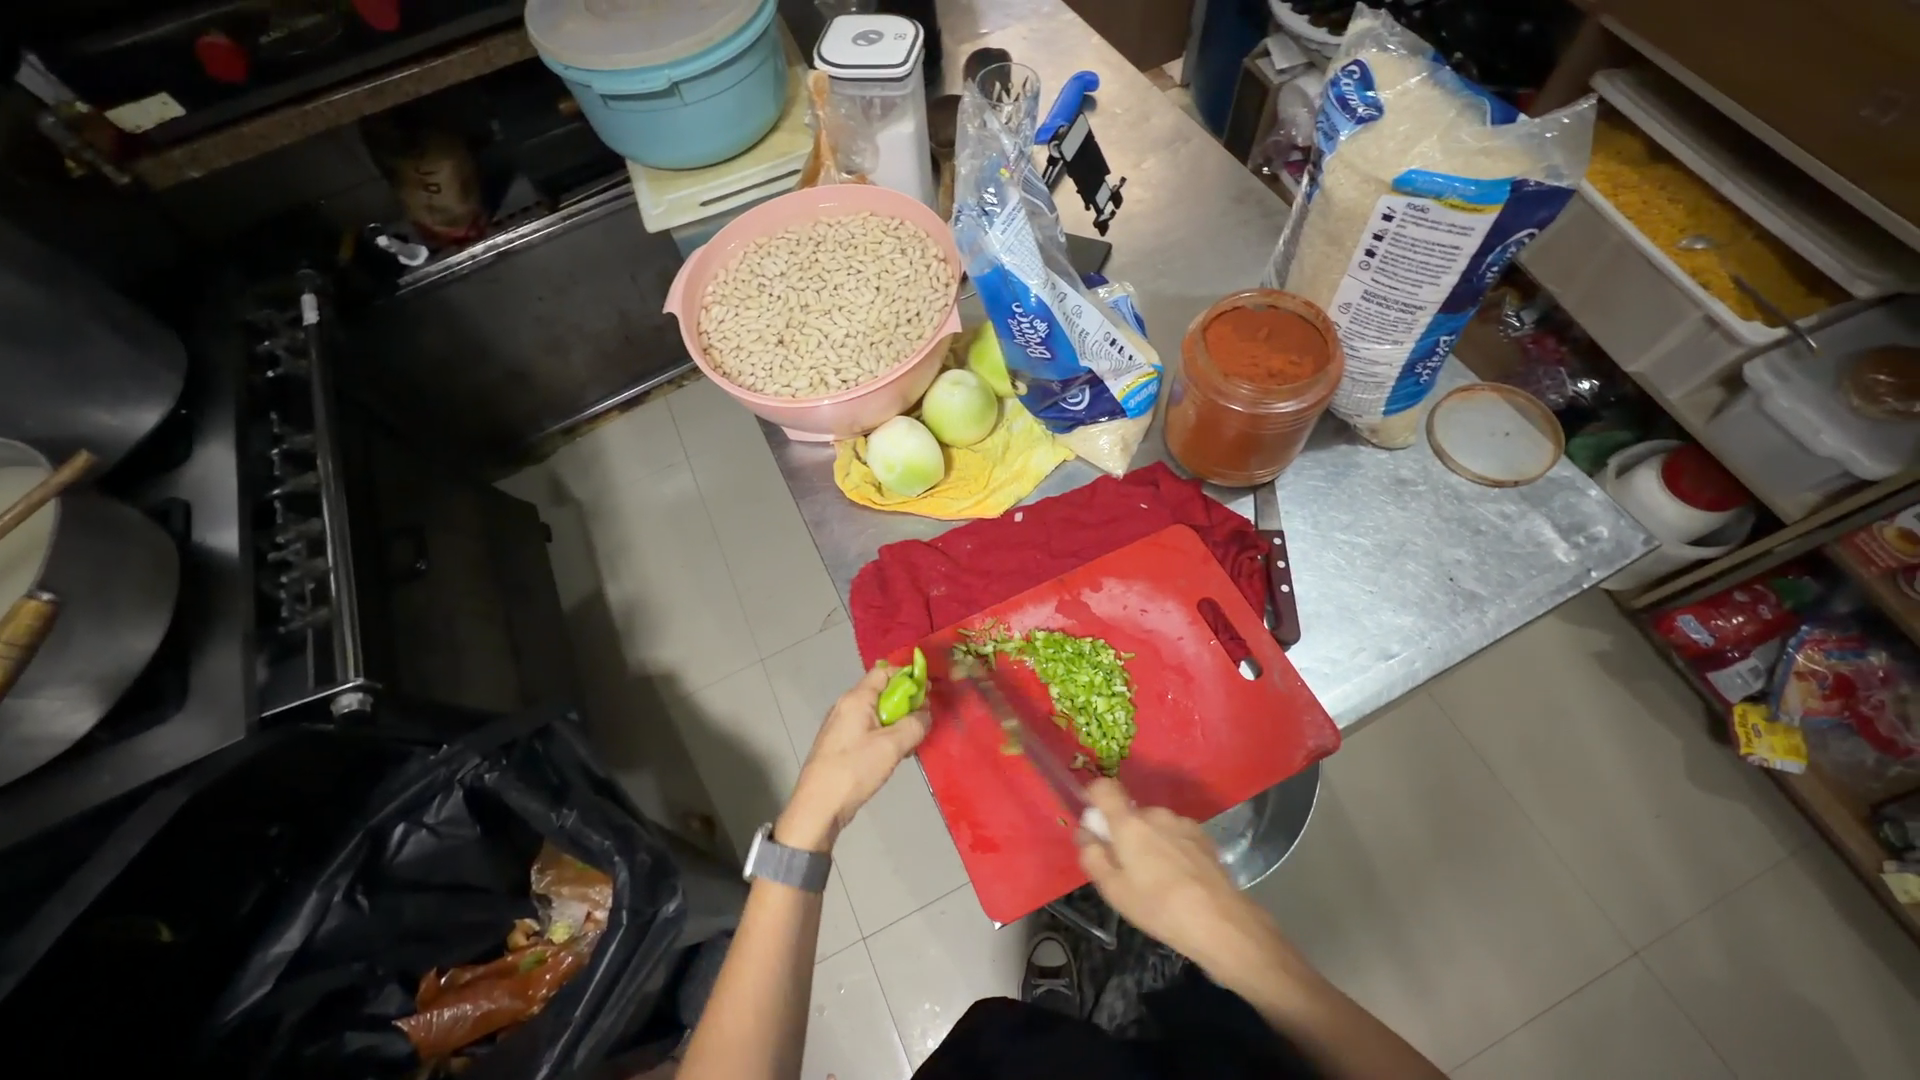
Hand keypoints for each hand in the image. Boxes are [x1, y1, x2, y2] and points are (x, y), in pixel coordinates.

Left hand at [777, 663, 928, 851]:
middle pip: (881, 692)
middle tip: (924, 721)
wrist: (818, 807)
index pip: (883, 671)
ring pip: (876, 713)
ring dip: (897, 723)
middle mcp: (845, 706)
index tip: (927, 691)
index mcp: (856, 699)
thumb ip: (914, 725)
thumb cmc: (854, 770)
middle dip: (905, 703)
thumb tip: (925, 714)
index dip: (907, 676)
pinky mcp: (840, 745)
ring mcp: (840, 726)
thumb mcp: (892, 746)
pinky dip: (884, 736)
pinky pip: (868, 730)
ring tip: (912, 742)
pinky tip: (895, 755)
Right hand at [1078, 778, 1285, 978]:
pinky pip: (1176, 835)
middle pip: (1131, 814)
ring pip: (1155, 826)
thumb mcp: (1113, 890)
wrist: (1218, 920)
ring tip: (1158, 878)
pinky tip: (1180, 878)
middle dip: (1124, 834)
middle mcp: (1156, 814)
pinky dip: (1172, 848)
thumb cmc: (1157, 906)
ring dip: (1150, 842)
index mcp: (1129, 823)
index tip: (1093, 821)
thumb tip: (1086, 832)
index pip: (1104, 788)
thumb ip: (1092, 855)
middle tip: (1127, 868)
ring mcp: (1183, 823)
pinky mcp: (1204, 836)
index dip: (1094, 797)